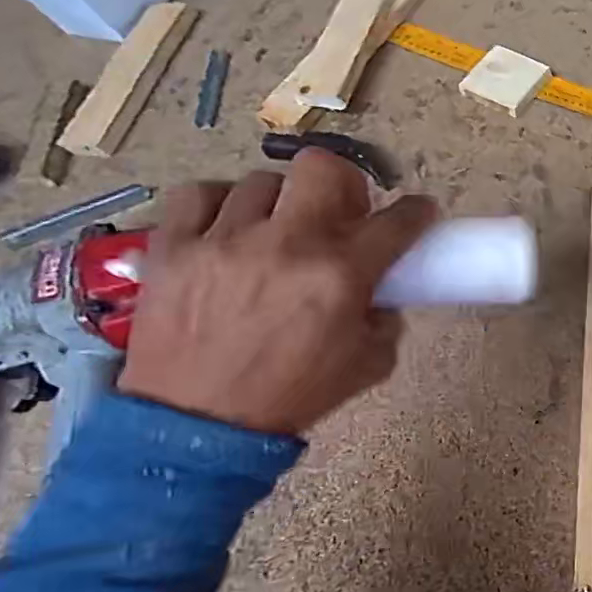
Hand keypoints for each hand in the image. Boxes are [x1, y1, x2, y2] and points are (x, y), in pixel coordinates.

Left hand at [118, 148, 437, 434]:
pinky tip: (230, 228)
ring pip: (263, 182)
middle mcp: (287, 244)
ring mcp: (224, 240)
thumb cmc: (296, 392)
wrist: (199, 423)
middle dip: (344, 183)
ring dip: (283, 204)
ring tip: (279, 230)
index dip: (416, 211)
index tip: (418, 211)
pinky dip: (222, 205)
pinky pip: (199, 196)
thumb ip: (385, 317)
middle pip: (323, 168)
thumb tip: (381, 291)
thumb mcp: (371, 362)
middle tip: (341, 211)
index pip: (396, 222)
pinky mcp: (173, 247)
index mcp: (342, 274)